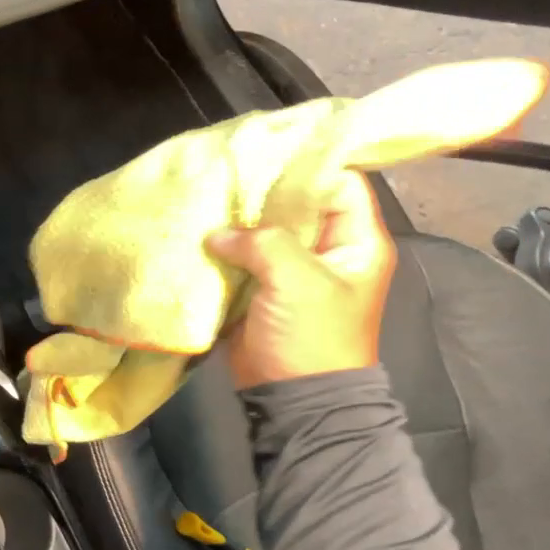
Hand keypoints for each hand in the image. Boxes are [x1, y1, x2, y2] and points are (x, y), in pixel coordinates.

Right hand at [204, 172, 393, 389]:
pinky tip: (194, 239)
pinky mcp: (258, 291)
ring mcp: (289, 273)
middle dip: (258, 194)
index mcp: (355, 242)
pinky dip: (219, 251)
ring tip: (199, 206)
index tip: (262, 154)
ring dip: (233, 224)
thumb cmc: (311, 336)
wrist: (294, 395)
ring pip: (260, 233)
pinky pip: (238, 260)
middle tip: (219, 178)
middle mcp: (325, 251)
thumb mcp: (298, 281)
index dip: (306, 167)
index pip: (339, 186)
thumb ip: (263, 244)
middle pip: (293, 208)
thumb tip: (218, 234)